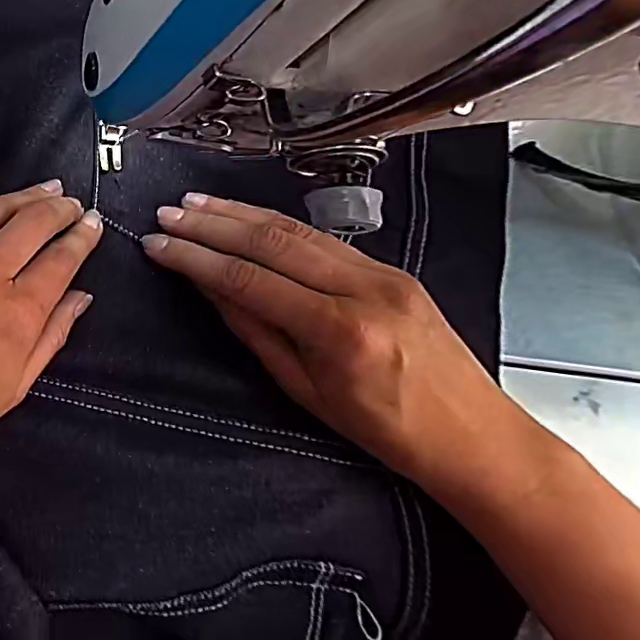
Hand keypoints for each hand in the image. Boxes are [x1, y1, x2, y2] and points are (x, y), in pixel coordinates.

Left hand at [0, 166, 101, 473]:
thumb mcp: (13, 386)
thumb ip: (52, 336)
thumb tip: (80, 299)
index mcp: (18, 312)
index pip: (63, 258)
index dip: (84, 236)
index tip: (93, 224)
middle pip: (36, 222)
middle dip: (62, 208)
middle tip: (74, 205)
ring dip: (29, 193)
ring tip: (48, 188)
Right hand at [142, 193, 529, 494]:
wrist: (477, 436)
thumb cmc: (392, 432)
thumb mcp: (309, 393)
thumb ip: (257, 333)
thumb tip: (213, 289)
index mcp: (341, 330)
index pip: (249, 279)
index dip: (196, 258)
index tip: (161, 244)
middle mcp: (363, 288)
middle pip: (270, 240)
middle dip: (211, 224)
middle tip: (170, 213)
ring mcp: (381, 270)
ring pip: (295, 228)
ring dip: (240, 213)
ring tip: (198, 203)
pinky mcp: (390, 265)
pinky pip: (322, 237)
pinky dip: (276, 223)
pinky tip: (248, 215)